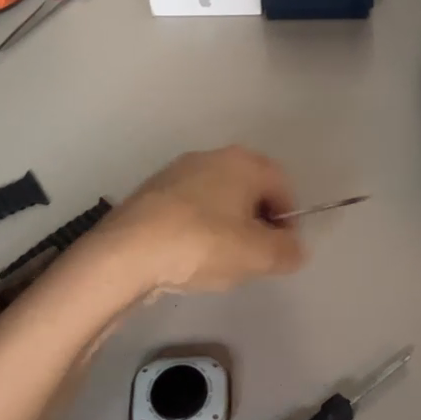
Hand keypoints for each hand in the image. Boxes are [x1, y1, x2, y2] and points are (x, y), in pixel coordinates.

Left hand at [90, 146, 303, 295]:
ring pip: (217, 200)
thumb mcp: (258, 256)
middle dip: (256, 223)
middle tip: (252, 258)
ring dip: (226, 227)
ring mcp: (176, 172)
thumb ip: (287, 251)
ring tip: (217, 262)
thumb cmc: (201, 244)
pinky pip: (188, 210)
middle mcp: (211, 156)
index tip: (280, 251)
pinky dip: (196, 230)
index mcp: (243, 162)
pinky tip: (186, 258)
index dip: (288, 221)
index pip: (283, 186)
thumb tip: (293, 248)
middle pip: (249, 190)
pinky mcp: (151, 193)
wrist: (127, 251)